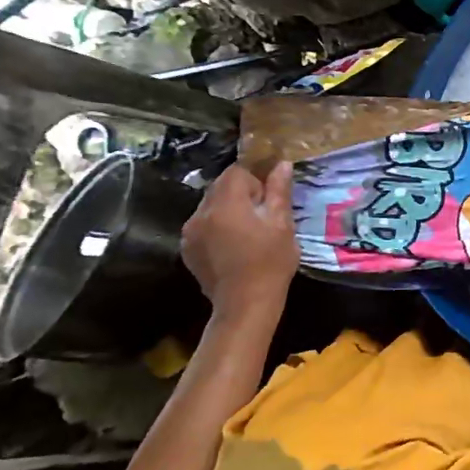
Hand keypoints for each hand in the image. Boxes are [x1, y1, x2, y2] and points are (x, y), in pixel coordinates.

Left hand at [180, 161, 297, 326]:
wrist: (245, 305)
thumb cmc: (270, 263)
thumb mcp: (282, 224)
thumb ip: (279, 191)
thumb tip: (282, 164)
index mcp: (226, 204)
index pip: (236, 172)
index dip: (255, 181)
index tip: (268, 201)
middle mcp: (201, 213)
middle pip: (220, 187)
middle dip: (240, 194)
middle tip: (260, 216)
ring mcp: (190, 232)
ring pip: (210, 205)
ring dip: (227, 210)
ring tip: (246, 232)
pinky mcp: (187, 249)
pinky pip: (202, 224)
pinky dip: (216, 227)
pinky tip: (231, 246)